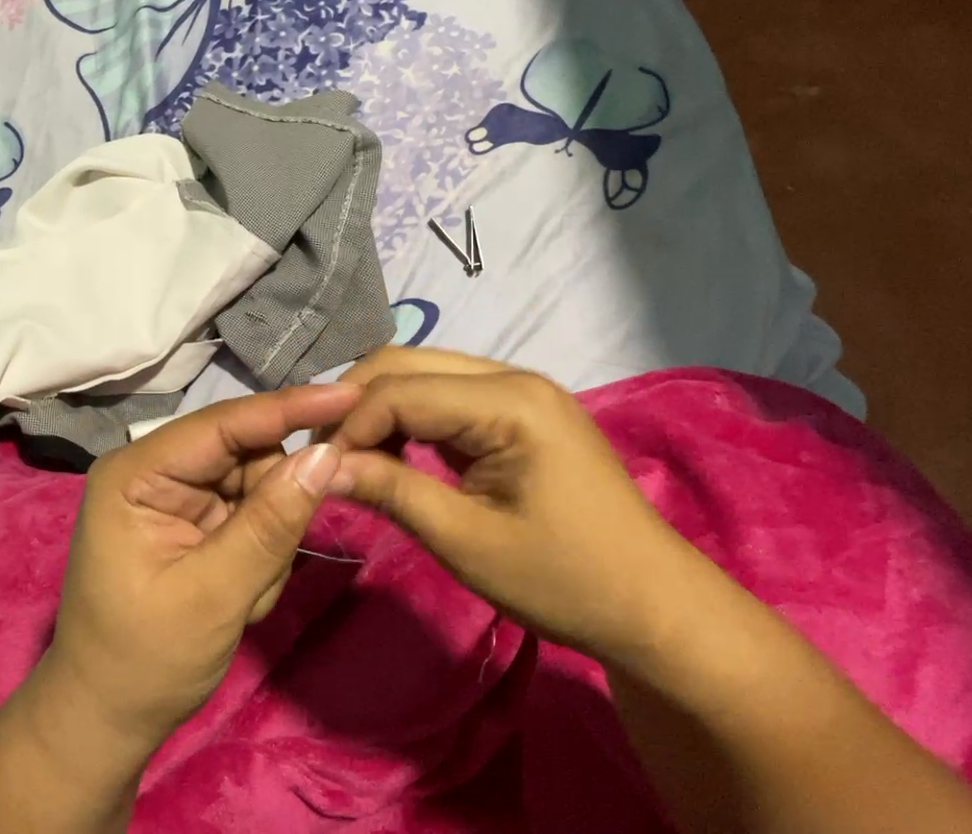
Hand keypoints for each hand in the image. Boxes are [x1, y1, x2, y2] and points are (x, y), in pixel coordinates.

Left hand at [44, 383, 361, 744]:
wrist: (107, 717)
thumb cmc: (144, 659)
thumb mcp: (213, 594)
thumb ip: (270, 524)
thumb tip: (326, 456)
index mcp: (135, 474)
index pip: (222, 425)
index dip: (288, 409)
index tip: (352, 393)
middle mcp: (154, 472)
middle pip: (244, 455)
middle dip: (276, 503)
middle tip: (273, 562)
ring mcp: (175, 498)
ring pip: (256, 489)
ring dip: (269, 542)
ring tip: (244, 598)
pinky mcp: (194, 524)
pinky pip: (251, 519)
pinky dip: (262, 556)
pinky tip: (241, 599)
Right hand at [327, 348, 710, 666]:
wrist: (654, 607)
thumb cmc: (563, 579)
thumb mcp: (465, 540)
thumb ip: (390, 491)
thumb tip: (318, 467)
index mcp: (509, 402)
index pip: (399, 391)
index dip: (348, 427)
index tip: (317, 473)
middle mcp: (513, 377)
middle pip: (406, 364)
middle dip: (356, 405)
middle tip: (324, 457)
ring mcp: (520, 391)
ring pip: (422, 374)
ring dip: (379, 408)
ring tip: (351, 457)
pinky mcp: (519, 411)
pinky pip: (446, 396)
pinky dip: (409, 418)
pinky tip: (391, 452)